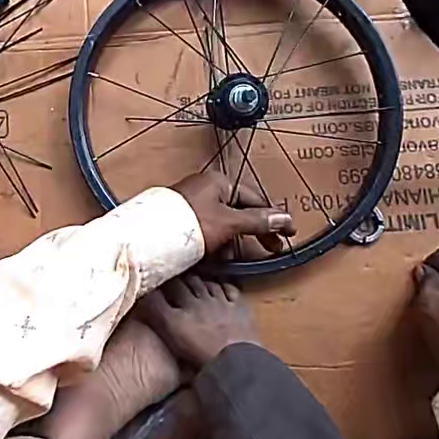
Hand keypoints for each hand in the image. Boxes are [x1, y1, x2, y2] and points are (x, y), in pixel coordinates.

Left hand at [170, 171, 294, 256]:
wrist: (149, 236)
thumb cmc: (190, 222)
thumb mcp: (230, 222)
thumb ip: (258, 221)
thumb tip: (284, 218)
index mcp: (218, 181)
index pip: (254, 198)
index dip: (273, 217)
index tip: (288, 233)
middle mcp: (205, 188)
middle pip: (238, 211)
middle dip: (253, 232)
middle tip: (272, 248)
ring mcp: (192, 203)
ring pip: (222, 223)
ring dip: (231, 241)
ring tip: (233, 257)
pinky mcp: (180, 219)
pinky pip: (205, 230)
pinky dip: (213, 243)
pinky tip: (214, 257)